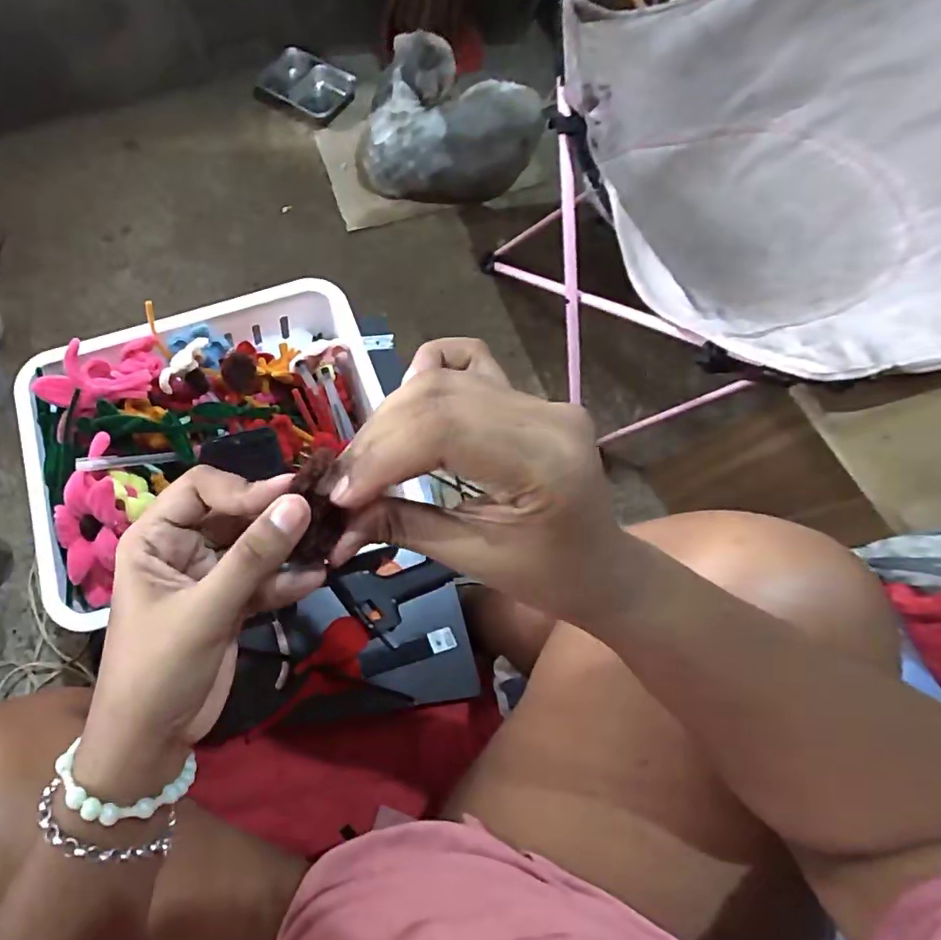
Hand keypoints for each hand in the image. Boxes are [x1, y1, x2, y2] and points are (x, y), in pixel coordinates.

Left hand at [77, 468, 324, 796]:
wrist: (150, 741)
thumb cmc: (159, 668)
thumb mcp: (206, 609)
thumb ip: (253, 558)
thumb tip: (298, 503)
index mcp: (155, 537)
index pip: (201, 488)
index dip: (244, 488)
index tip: (290, 495)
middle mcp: (180, 548)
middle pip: (233, 514)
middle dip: (273, 514)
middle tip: (322, 510)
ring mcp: (208, 577)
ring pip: (253, 547)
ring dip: (287, 546)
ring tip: (329, 541)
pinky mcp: (230, 604)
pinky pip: (262, 581)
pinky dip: (286, 581)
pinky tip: (318, 577)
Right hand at [325, 338, 631, 627]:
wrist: (603, 567)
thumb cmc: (548, 577)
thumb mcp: (471, 559)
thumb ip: (402, 527)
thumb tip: (337, 521)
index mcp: (543, 460)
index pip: (441, 429)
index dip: (380, 456)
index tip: (341, 495)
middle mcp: (544, 414)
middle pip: (434, 397)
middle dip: (375, 440)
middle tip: (342, 483)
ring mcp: (539, 398)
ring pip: (442, 379)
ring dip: (389, 416)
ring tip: (365, 460)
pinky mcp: (527, 395)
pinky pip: (468, 362)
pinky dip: (427, 376)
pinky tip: (408, 406)